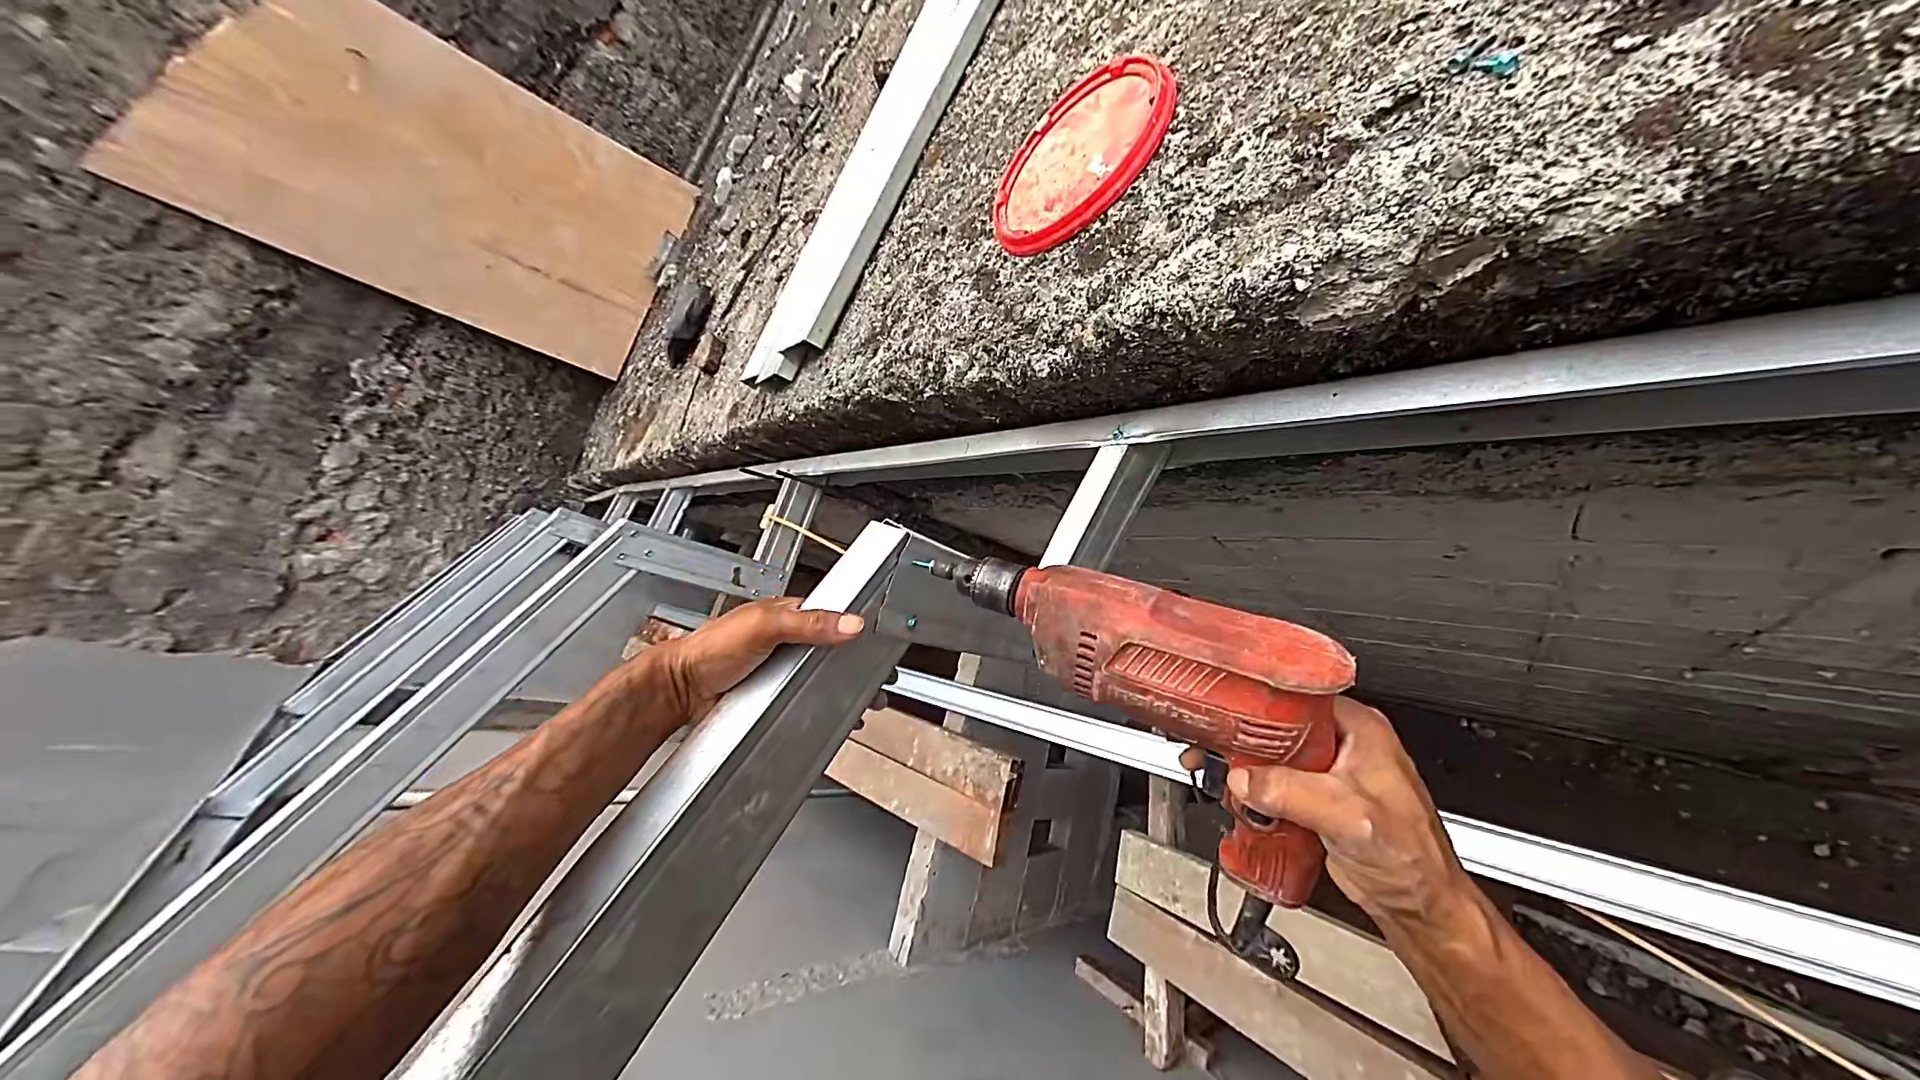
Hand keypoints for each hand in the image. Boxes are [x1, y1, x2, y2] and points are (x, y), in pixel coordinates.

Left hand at [650, 598, 865, 715]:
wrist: (680, 689)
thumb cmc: (710, 649)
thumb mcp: (764, 626)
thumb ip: (807, 622)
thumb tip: (849, 622)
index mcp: (788, 614)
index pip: (832, 616)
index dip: (856, 628)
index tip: (879, 642)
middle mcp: (787, 640)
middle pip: (832, 650)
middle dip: (859, 664)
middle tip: (880, 678)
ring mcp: (781, 669)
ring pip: (822, 676)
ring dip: (845, 689)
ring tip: (866, 701)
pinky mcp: (773, 693)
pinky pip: (805, 698)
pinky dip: (823, 706)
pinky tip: (834, 714)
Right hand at [1183, 697, 1470, 929]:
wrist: (1419, 908)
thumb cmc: (1413, 859)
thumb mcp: (1349, 815)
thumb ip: (1293, 792)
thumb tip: (1244, 779)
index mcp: (1358, 727)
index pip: (1295, 697)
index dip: (1257, 705)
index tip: (1226, 716)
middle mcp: (1340, 743)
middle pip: (1274, 726)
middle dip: (1241, 742)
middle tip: (1215, 750)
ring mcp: (1324, 771)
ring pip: (1269, 756)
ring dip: (1242, 770)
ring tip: (1221, 777)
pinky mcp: (1312, 796)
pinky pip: (1271, 784)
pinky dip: (1252, 793)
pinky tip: (1243, 803)